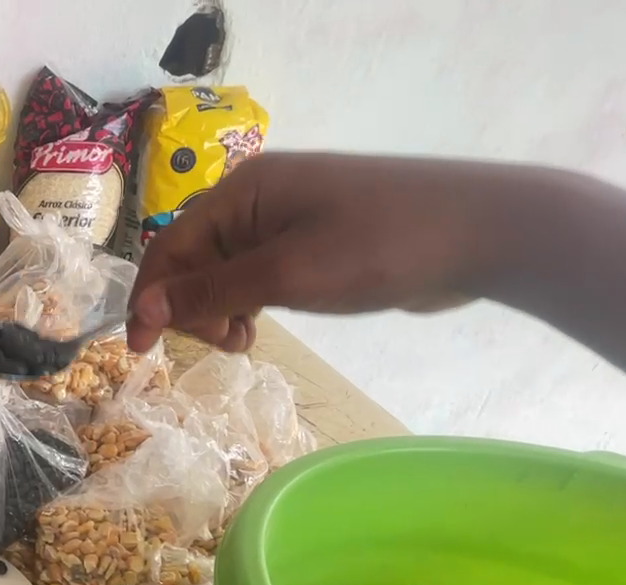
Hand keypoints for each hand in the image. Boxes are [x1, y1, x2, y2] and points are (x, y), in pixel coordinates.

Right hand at [126, 153, 549, 352]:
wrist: (485, 235)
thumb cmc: (377, 247)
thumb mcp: (283, 274)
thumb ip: (208, 292)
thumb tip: (143, 308)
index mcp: (241, 193)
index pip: (168, 249)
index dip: (148, 300)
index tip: (140, 352)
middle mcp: (253, 200)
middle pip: (189, 263)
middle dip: (191, 309)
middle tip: (223, 343)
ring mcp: (281, 220)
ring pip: (218, 276)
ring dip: (217, 314)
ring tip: (243, 341)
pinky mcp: (304, 241)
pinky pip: (250, 278)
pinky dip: (243, 308)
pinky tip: (257, 330)